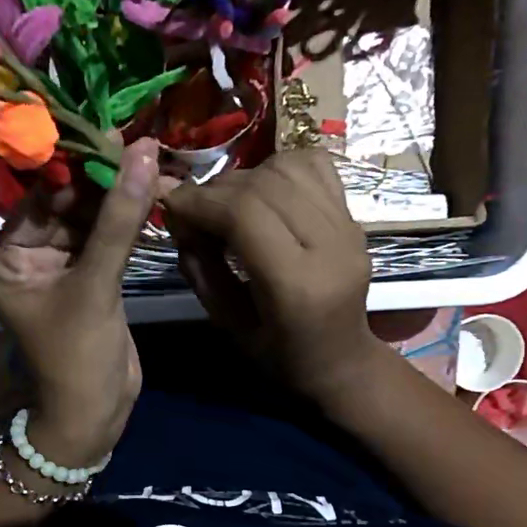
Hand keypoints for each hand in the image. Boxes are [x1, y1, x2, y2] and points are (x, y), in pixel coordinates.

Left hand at [0, 139, 168, 464]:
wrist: (95, 416)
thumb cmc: (78, 355)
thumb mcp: (95, 285)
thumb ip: (119, 221)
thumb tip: (142, 153)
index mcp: (9, 260)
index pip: (40, 199)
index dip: (74, 168)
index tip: (109, 135)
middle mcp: (30, 261)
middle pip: (67, 207)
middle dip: (101, 182)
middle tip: (138, 147)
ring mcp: (63, 272)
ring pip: (91, 223)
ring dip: (118, 200)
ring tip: (151, 165)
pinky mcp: (92, 283)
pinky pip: (107, 243)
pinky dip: (127, 225)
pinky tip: (150, 198)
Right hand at [163, 149, 387, 404]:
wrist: (342, 360)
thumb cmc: (282, 356)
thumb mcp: (231, 326)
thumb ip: (203, 271)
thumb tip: (176, 218)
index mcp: (298, 286)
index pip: (245, 215)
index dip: (201, 201)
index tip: (171, 205)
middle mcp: (331, 246)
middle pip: (265, 186)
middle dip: (217, 189)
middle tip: (194, 210)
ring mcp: (349, 227)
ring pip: (289, 168)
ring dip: (247, 176)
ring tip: (228, 203)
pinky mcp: (354, 218)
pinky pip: (315, 166)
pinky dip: (281, 168)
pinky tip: (264, 191)